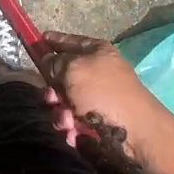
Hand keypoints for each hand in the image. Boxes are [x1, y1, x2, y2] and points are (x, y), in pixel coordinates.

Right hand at [40, 31, 173, 154]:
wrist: (134, 133)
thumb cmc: (104, 92)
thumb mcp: (74, 69)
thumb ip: (54, 62)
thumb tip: (47, 60)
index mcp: (96, 52)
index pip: (70, 41)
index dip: (53, 40)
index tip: (39, 39)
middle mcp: (96, 73)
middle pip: (62, 76)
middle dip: (52, 90)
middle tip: (51, 97)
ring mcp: (96, 99)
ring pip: (63, 102)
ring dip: (60, 113)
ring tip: (68, 122)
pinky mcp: (96, 122)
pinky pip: (72, 122)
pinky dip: (71, 129)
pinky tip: (75, 134)